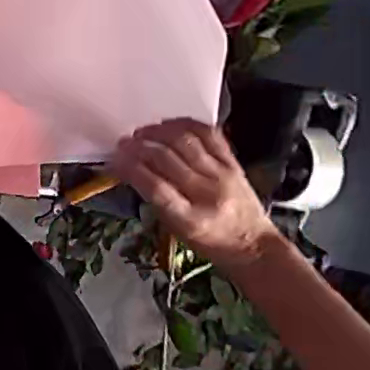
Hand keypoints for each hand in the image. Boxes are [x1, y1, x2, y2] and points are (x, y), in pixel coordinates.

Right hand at [111, 118, 279, 265]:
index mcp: (190, 219)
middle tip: (124, 143)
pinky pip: (208, 134)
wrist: (253, 245)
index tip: (116, 158)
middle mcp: (208, 194)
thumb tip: (131, 167)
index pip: (155, 187)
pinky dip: (185, 124)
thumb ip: (155, 198)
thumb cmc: (209, 242)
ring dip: (158, 132)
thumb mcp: (175, 229)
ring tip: (142, 132)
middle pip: (167, 159)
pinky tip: (169, 125)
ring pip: (185, 141)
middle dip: (139, 147)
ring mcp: (223, 175)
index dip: (131, 169)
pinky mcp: (233, 162)